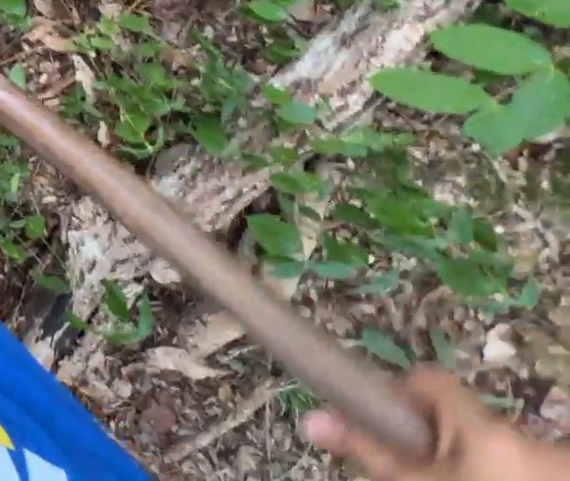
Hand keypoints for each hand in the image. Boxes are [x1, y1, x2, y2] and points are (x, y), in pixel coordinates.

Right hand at [303, 370, 569, 480]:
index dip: (405, 393)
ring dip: (478, 466)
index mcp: (483, 429)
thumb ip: (366, 449)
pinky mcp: (558, 473)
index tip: (390, 420)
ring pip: (499, 452)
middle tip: (426, 470)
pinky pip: (525, 469)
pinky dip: (505, 475)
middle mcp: (525, 439)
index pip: (431, 381)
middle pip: (467, 422)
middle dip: (443, 442)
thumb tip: (308, 419)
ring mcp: (553, 462)